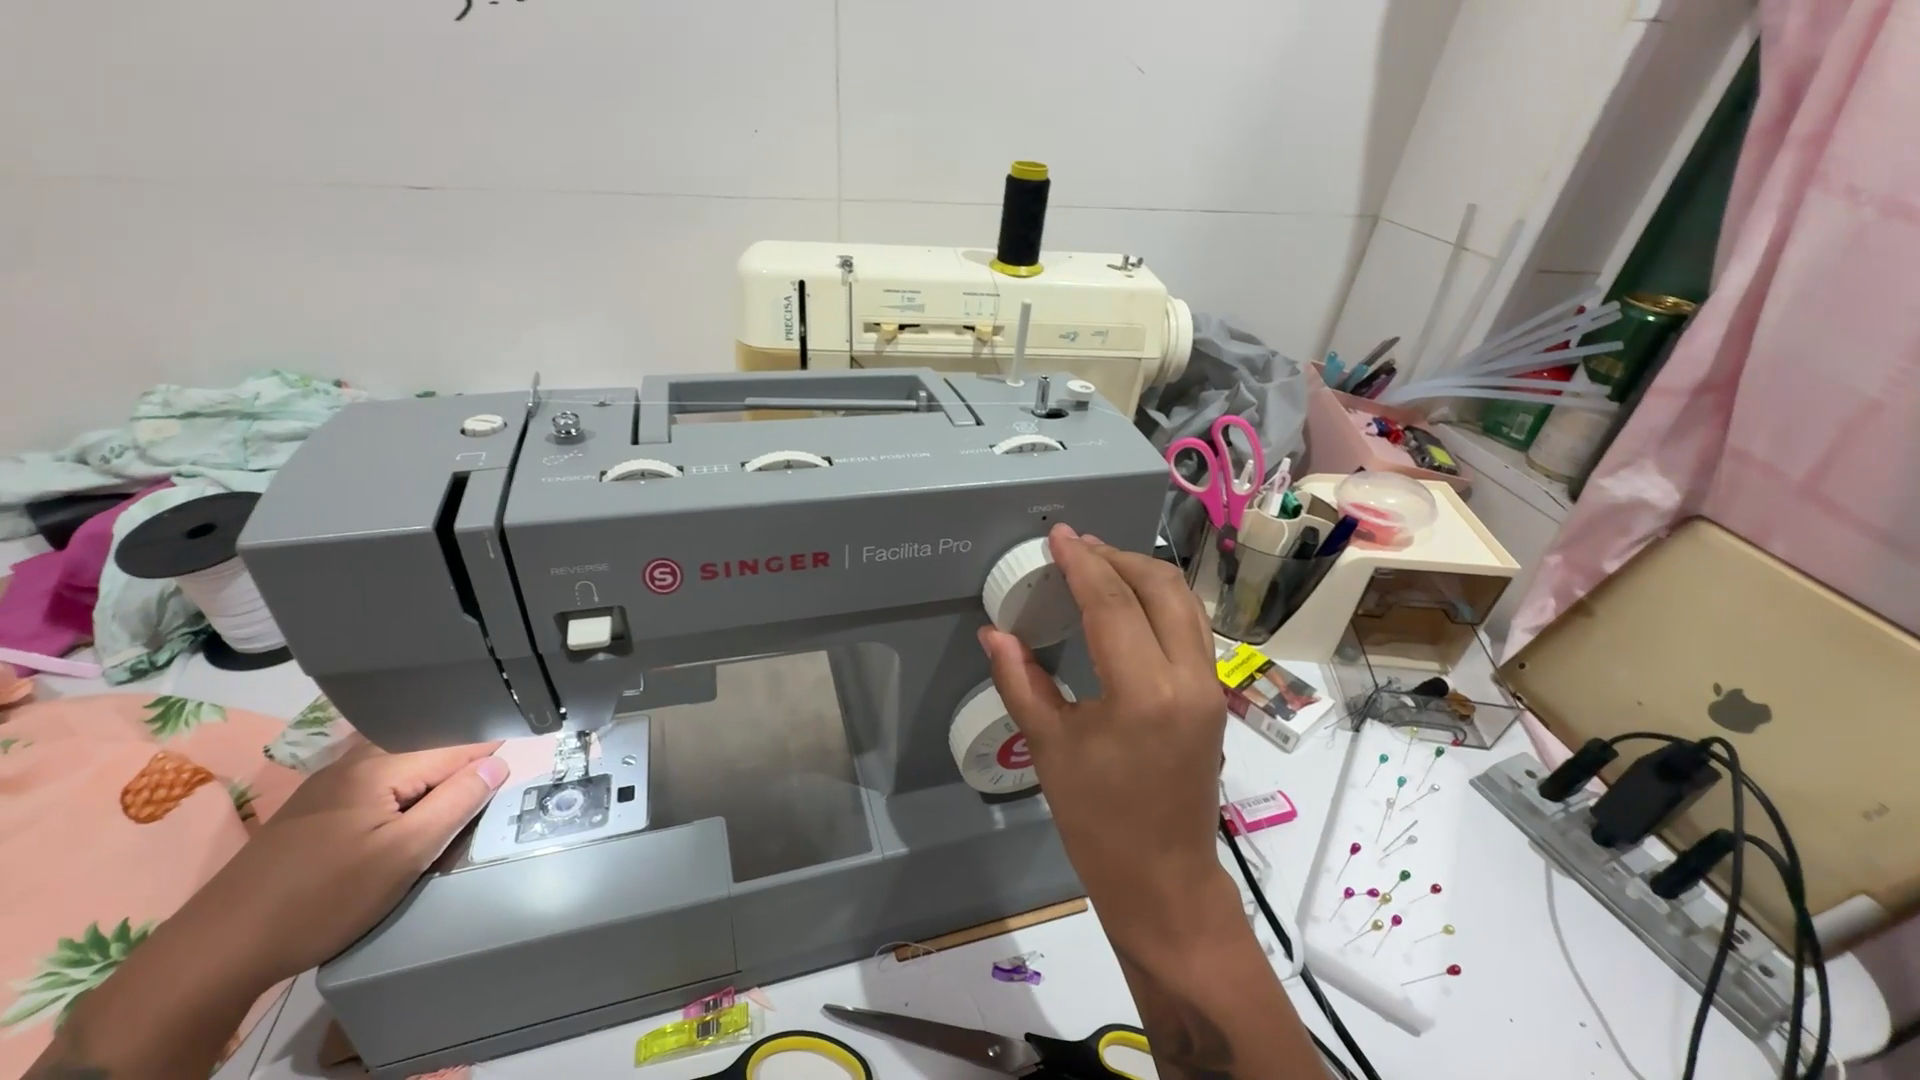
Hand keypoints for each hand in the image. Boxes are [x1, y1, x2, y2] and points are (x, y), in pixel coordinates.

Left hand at [172, 737, 509, 991]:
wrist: (219, 949)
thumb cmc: (323, 900)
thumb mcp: (404, 855)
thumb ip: (456, 802)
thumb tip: (497, 763)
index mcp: (376, 766)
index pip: (455, 744)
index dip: (492, 752)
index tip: (526, 758)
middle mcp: (350, 764)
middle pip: (425, 750)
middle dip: (462, 764)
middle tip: (497, 787)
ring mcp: (326, 787)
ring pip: (399, 768)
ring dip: (432, 782)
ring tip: (462, 802)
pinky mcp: (311, 813)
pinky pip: (375, 787)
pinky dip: (403, 796)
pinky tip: (411, 818)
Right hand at [979, 524, 1228, 930]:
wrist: (1163, 879)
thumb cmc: (1098, 822)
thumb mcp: (1050, 747)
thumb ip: (1021, 680)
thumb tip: (995, 632)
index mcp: (1143, 691)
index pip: (1112, 603)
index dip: (1082, 563)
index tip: (1058, 535)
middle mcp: (1188, 678)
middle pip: (1160, 587)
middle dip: (1118, 558)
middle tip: (1076, 549)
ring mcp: (1210, 686)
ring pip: (1185, 602)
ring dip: (1144, 575)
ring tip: (1101, 565)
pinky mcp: (1213, 697)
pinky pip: (1191, 627)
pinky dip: (1161, 601)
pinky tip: (1128, 604)